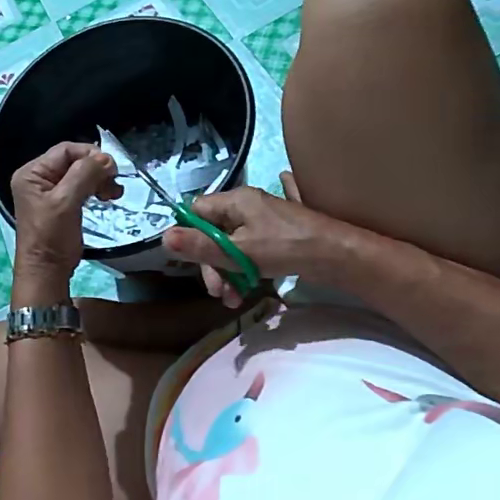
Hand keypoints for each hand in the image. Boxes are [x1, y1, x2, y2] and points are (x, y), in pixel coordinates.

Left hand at [10, 142, 119, 286]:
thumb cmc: (52, 236)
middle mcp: (39, 178)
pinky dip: (97, 188)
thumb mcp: (66, 202)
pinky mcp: (62, 203)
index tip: (111, 170)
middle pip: (75, 160)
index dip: (90, 155)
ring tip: (113, 193)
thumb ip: (84, 175)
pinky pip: (83, 186)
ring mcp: (50, 191)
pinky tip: (108, 197)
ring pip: (82, 173)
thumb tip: (107, 158)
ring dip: (100, 179)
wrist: (48, 271)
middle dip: (97, 169)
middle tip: (114, 183)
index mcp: (32, 173)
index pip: (66, 150)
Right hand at [163, 172, 343, 307]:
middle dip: (213, 266)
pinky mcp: (278, 234)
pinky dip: (247, 267)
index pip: (198, 211)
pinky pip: (252, 249)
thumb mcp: (238, 251)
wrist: (335, 254)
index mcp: (236, 200)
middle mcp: (248, 205)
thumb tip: (164, 237)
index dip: (192, 237)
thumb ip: (201, 247)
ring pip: (233, 245)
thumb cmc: (285, 247)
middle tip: (220, 293)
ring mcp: (265, 219)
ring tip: (235, 299)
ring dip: (230, 273)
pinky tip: (248, 286)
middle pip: (215, 233)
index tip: (196, 264)